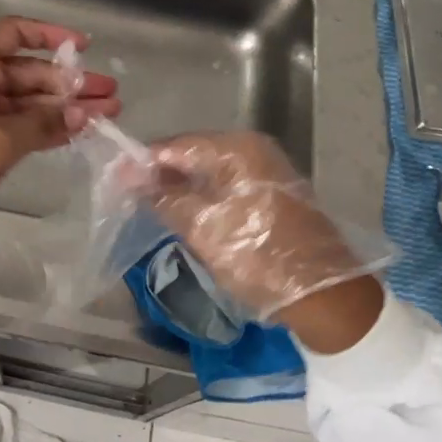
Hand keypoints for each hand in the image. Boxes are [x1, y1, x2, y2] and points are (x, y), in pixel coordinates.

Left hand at [0, 17, 121, 240]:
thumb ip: (44, 124)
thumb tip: (85, 112)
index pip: (13, 33)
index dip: (50, 35)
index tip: (86, 48)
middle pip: (26, 70)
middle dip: (68, 82)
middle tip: (111, 96)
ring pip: (24, 100)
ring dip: (61, 107)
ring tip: (106, 115)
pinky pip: (14, 124)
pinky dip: (42, 127)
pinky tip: (76, 132)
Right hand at [136, 132, 382, 351]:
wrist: (325, 297)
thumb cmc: (260, 258)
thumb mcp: (204, 229)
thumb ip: (164, 197)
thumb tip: (129, 176)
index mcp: (238, 149)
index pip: (178, 144)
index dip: (144, 161)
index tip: (115, 178)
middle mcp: (253, 149)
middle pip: (194, 153)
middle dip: (161, 173)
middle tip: (129, 194)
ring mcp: (266, 170)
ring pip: (210, 170)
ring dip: (181, 186)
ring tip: (150, 205)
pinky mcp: (271, 192)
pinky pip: (226, 183)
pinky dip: (203, 195)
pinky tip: (185, 212)